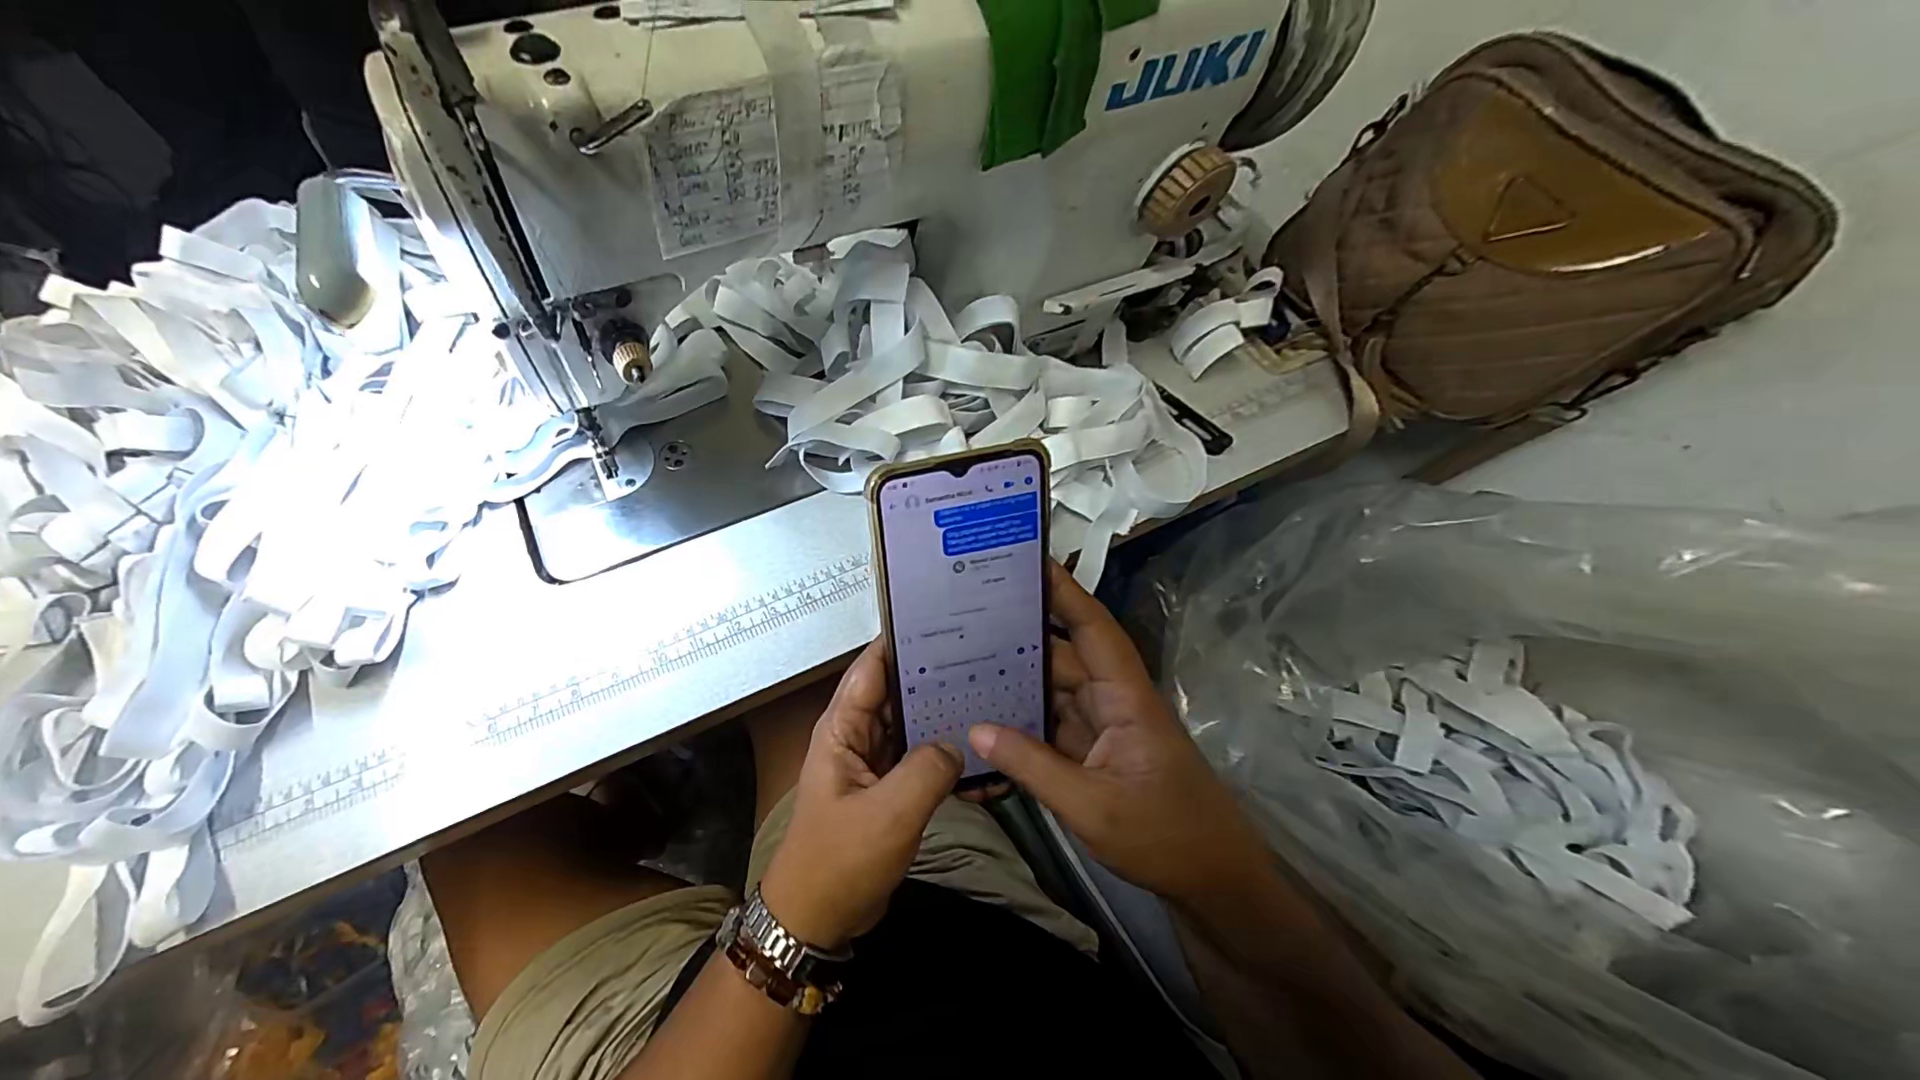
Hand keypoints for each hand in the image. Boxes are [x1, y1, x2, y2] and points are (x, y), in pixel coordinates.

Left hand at [758, 640, 961, 948]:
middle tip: (988, 653)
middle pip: (900, 689)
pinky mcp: (892, 786)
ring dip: (946, 711)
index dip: (904, 638)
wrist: (818, 919)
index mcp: (844, 727)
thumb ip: (927, 770)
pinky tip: (983, 752)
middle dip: (936, 671)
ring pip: (915, 722)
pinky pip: (924, 757)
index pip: (873, 665)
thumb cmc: (840, 861)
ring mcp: (877, 761)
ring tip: (994, 691)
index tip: (946, 618)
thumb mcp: (887, 814)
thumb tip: (957, 743)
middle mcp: (859, 734)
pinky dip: (948, 752)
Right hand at [968, 563, 1267, 900]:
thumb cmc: (1164, 835)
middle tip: (967, 613)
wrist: (1211, 879)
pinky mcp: (1093, 750)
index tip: (1027, 560)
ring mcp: (1102, 726)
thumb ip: (1033, 766)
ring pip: (1053, 688)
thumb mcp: (1092, 806)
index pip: (1093, 629)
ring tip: (962, 656)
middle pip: (1062, 654)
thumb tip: (976, 730)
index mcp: (1125, 697)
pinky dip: (1021, 716)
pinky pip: (1051, 721)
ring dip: (1016, 675)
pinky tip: (984, 712)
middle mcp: (1113, 700)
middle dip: (1021, 633)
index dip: (1064, 593)